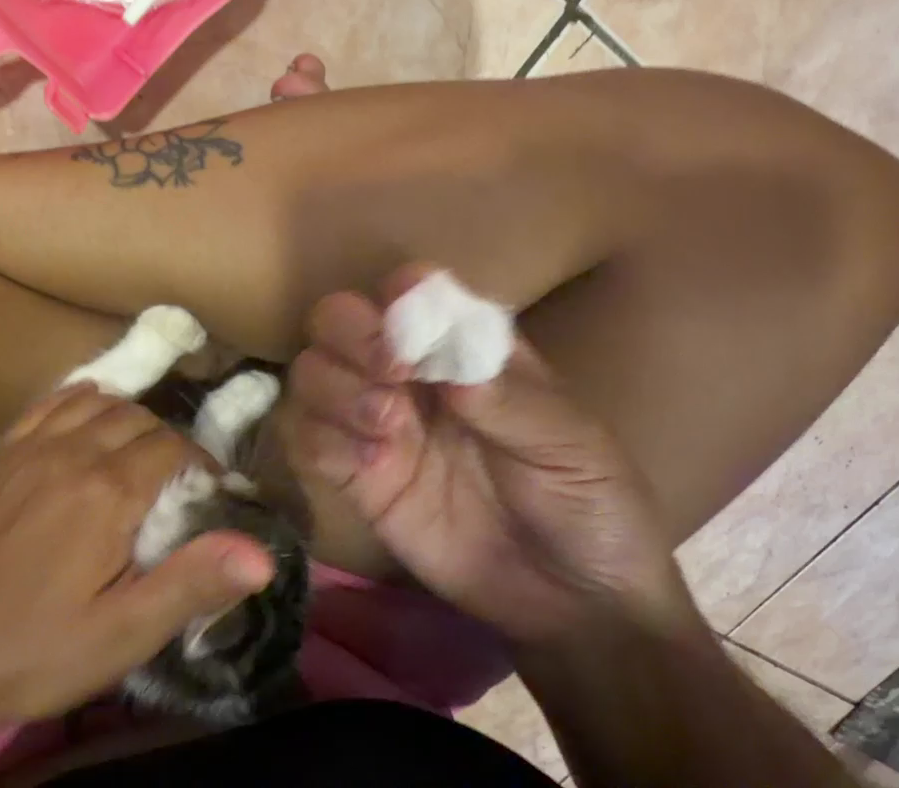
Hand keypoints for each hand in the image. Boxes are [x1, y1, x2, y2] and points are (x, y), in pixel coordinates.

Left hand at [0, 385, 275, 754]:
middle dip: (168, 441)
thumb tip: (262, 551)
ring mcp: (28, 450)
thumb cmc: (37, 651)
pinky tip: (87, 415)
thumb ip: (192, 583)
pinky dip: (77, 401)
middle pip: (137, 419)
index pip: (173, 447)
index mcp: (107, 493)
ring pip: (95, 404)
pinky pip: (46, 405)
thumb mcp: (123, 634)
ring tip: (140, 454)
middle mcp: (70, 454)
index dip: (202, 464)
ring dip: (126, 419)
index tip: (212, 494)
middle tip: (180, 483)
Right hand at [286, 266, 695, 644]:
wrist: (574, 605)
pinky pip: (306, 439)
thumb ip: (514, 403)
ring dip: (335, 388)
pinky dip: (323, 441)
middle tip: (391, 373)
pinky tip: (370, 467)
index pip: (412, 293)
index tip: (410, 330)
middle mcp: (409, 376)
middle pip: (339, 320)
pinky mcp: (355, 478)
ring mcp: (376, 425)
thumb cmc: (592, 505)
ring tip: (387, 428)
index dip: (401, 297)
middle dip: (352, 335)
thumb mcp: (574, 447)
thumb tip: (452, 371)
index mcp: (466, 350)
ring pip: (311, 372)